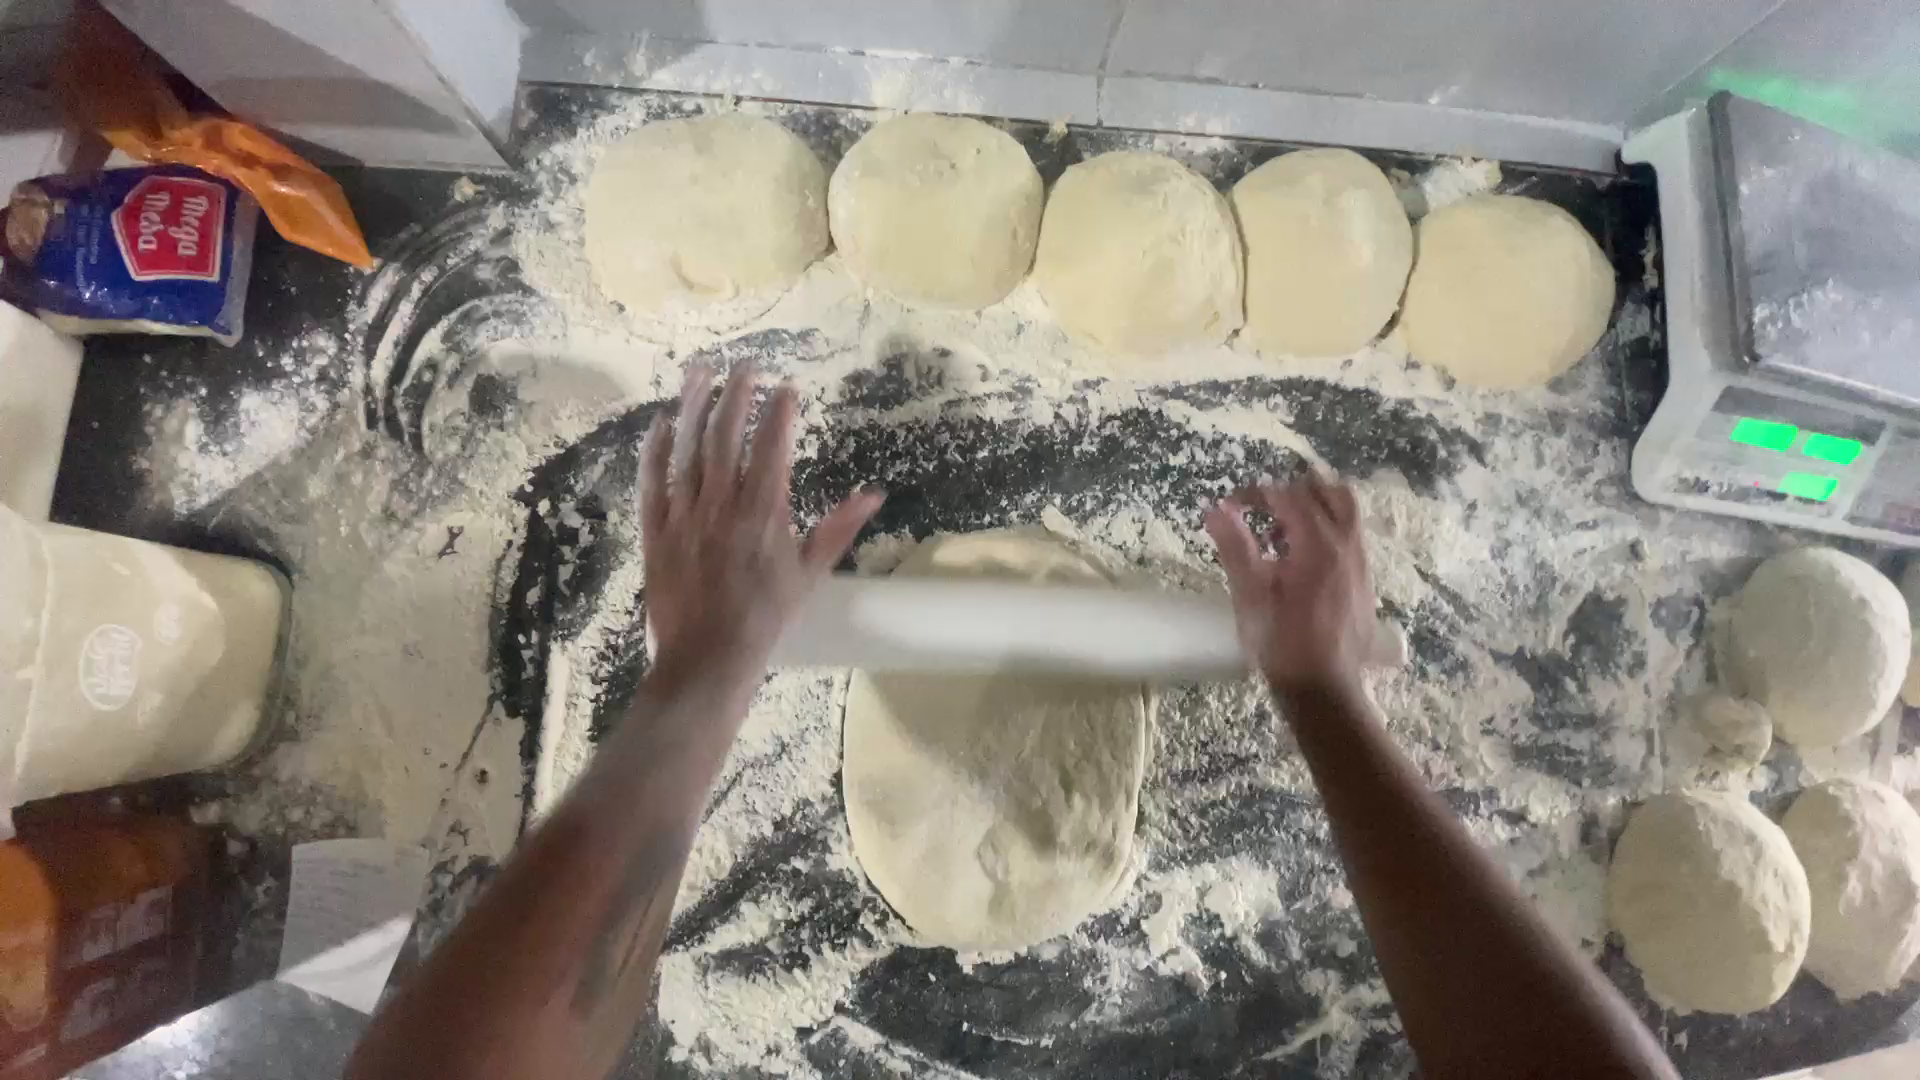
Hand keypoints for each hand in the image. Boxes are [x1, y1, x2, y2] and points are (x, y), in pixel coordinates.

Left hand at [640, 362, 883, 679]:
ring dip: (693, 406)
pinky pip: (652, 481)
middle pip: (726, 436)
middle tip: (746, 365)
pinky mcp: (656, 530)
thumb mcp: (810, 573)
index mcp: (763, 513)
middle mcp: (721, 504)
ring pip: (686, 449)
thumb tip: (874, 494)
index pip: (772, 448)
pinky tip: (662, 422)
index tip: (787, 388)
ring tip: (700, 371)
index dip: (780, 413)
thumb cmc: (767, 616)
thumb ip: (839, 528)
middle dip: (736, 395)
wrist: (709, 656)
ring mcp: (684, 515)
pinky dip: (655, 449)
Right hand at [1204, 474, 1375, 690]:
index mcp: (1318, 545)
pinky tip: (1298, 559)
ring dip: (1311, 509)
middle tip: (1261, 508)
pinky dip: (1324, 530)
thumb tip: (1216, 508)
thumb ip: (1234, 546)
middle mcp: (1347, 545)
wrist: (1322, 686)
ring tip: (1280, 532)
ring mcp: (1360, 562)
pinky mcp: (1363, 579)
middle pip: (1329, 491)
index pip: (1288, 496)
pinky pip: (1348, 536)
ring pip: (1344, 512)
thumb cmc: (1279, 640)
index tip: (1229, 507)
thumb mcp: (1249, 592)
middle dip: (1292, 491)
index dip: (1255, 494)